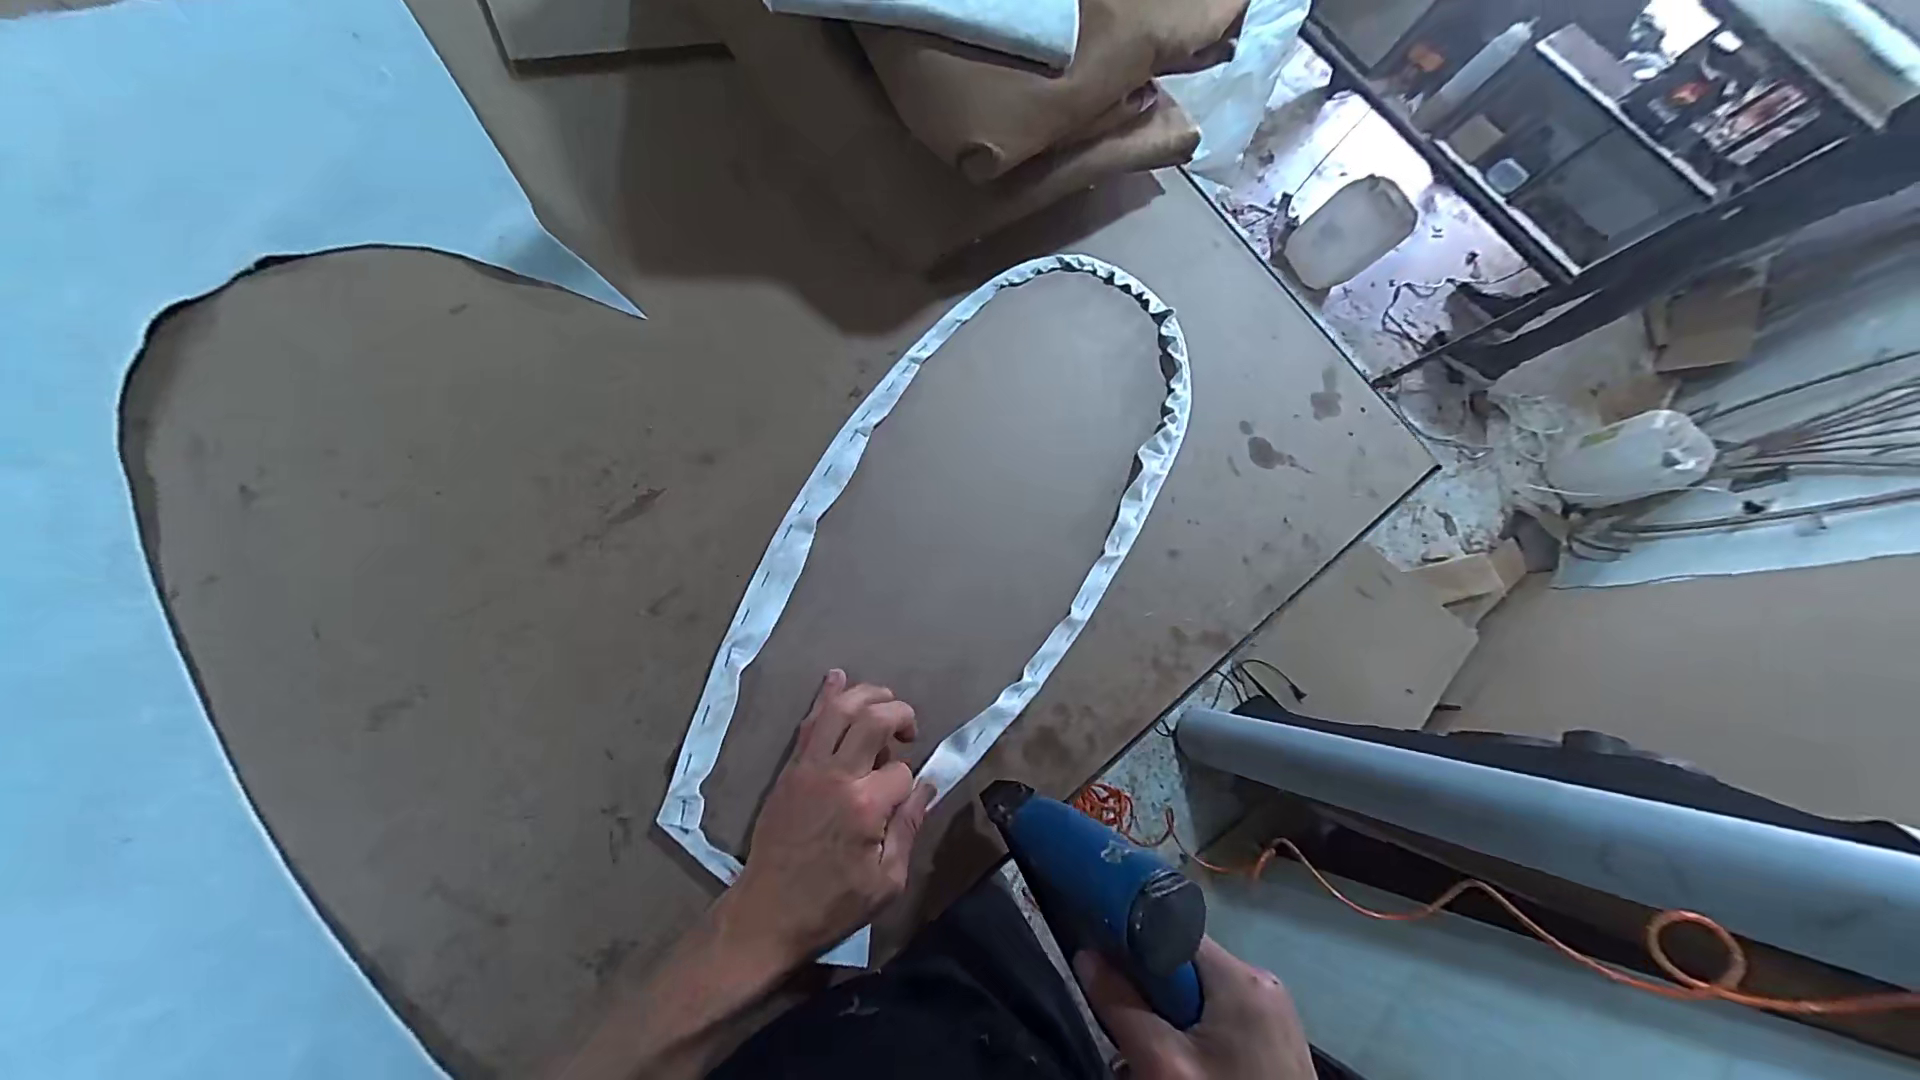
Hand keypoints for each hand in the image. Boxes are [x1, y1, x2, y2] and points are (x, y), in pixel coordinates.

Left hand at [718, 669, 936, 966]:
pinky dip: (827, 695)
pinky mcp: (790, 769)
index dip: (910, 781)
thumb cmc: (831, 905)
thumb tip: (926, 786)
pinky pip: (810, 722)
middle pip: (874, 718)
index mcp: (864, 806)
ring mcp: (808, 767)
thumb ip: (909, 827)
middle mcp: (836, 776)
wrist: (766, 913)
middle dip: (900, 715)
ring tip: (886, 700)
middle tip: (909, 731)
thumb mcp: (887, 882)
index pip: (901, 770)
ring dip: (869, 694)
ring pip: (840, 708)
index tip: (903, 800)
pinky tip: (838, 678)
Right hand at [1074, 938, 1315, 1079]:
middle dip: (1152, 993)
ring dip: (1171, 1019)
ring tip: (1152, 1056)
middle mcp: (1263, 982)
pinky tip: (1183, 1068)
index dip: (1134, 943)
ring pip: (1201, 995)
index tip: (1106, 964)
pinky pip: (1223, 1019)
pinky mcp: (1278, 1043)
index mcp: (1241, 976)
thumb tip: (1085, 955)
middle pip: (1185, 966)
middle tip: (1128, 1029)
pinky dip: (1196, 1035)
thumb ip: (1120, 1005)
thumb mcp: (1163, 1065)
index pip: (1172, 931)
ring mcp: (1275, 1015)